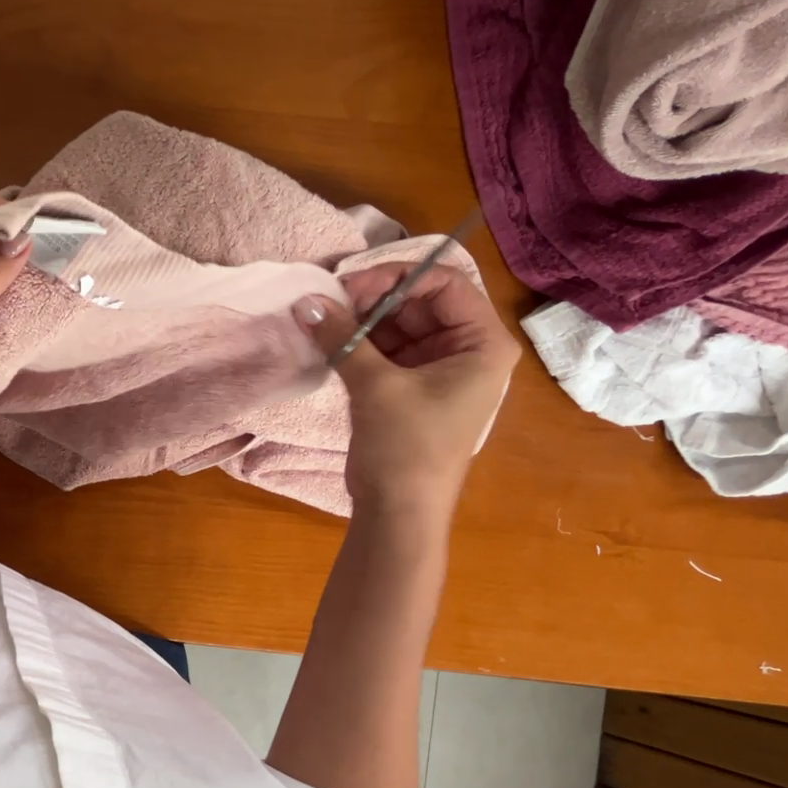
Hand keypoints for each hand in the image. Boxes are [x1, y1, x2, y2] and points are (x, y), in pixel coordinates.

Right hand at [295, 264, 520, 520]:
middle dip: (372, 301)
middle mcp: (465, 349)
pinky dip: (357, 345)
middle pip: (418, 304)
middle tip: (327, 304)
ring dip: (360, 323)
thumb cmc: (406, 446)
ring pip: (397, 328)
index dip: (396, 278)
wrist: (399, 509)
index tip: (348, 286)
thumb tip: (305, 301)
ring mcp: (435, 370)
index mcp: (482, 343)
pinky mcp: (408, 388)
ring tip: (321, 322)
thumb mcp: (375, 386)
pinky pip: (384, 352)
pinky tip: (328, 342)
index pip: (444, 285)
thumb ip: (341, 338)